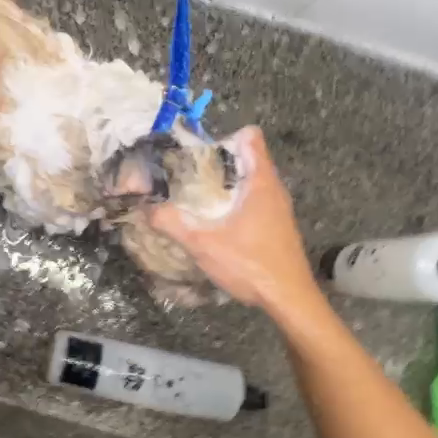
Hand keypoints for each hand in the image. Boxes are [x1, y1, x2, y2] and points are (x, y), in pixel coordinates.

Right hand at [151, 127, 322, 314]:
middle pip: (248, 158)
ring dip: (228, 185)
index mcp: (261, 182)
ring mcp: (279, 208)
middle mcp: (274, 189)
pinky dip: (238, 203)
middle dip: (219, 163)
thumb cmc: (251, 265)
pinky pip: (256, 200)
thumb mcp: (204, 244)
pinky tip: (219, 224)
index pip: (250, 137)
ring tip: (200, 200)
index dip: (225, 138)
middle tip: (190, 177)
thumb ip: (173, 224)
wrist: (289, 299)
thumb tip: (147, 209)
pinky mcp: (278, 226)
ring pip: (252, 181)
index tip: (200, 155)